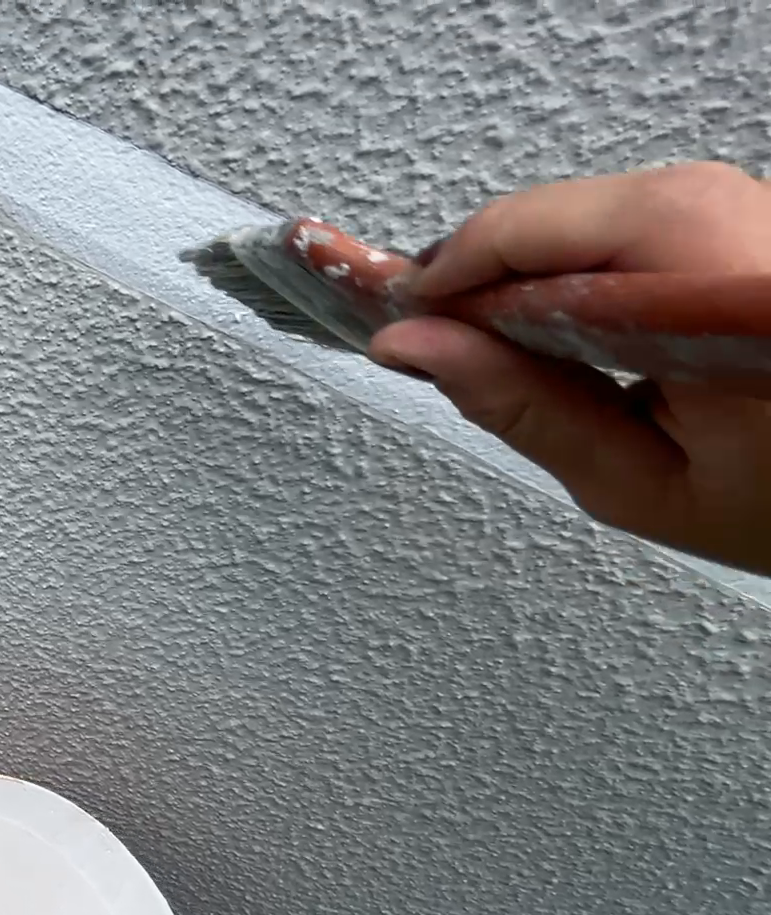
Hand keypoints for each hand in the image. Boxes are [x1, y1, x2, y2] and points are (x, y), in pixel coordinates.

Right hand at [367, 162, 770, 573]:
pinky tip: (539, 300)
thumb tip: (410, 345)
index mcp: (762, 325)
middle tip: (428, 307)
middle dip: (504, 243)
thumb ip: (521, 408)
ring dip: (539, 247)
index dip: (496, 247)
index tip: (411, 301)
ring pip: (643, 199)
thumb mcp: (631, 484)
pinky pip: (667, 217)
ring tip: (473, 311)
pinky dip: (581, 251)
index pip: (628, 228)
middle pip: (629, 201)